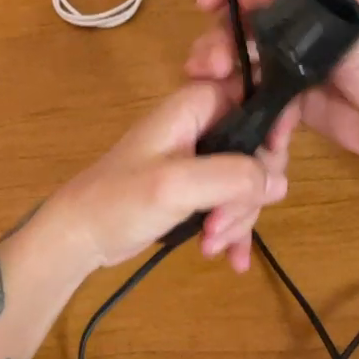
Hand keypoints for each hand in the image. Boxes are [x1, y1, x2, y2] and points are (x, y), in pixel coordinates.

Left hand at [39, 82, 291, 272]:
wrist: (80, 236)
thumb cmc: (120, 200)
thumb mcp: (178, 185)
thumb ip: (234, 177)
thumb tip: (278, 183)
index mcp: (197, 105)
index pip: (259, 100)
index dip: (274, 133)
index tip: (270, 173)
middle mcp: (203, 126)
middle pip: (258, 150)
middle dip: (248, 193)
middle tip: (221, 222)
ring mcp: (200, 160)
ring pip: (247, 184)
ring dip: (237, 218)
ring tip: (210, 244)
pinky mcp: (196, 190)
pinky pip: (232, 204)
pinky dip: (233, 230)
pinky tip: (232, 259)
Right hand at [187, 0, 358, 178]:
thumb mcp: (355, 31)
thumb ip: (300, 13)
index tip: (206, 3)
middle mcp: (301, 24)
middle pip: (245, 18)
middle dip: (220, 37)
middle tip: (208, 65)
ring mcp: (296, 64)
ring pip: (246, 58)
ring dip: (225, 72)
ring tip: (213, 90)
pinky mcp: (296, 101)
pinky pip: (262, 98)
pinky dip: (253, 108)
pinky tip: (258, 123)